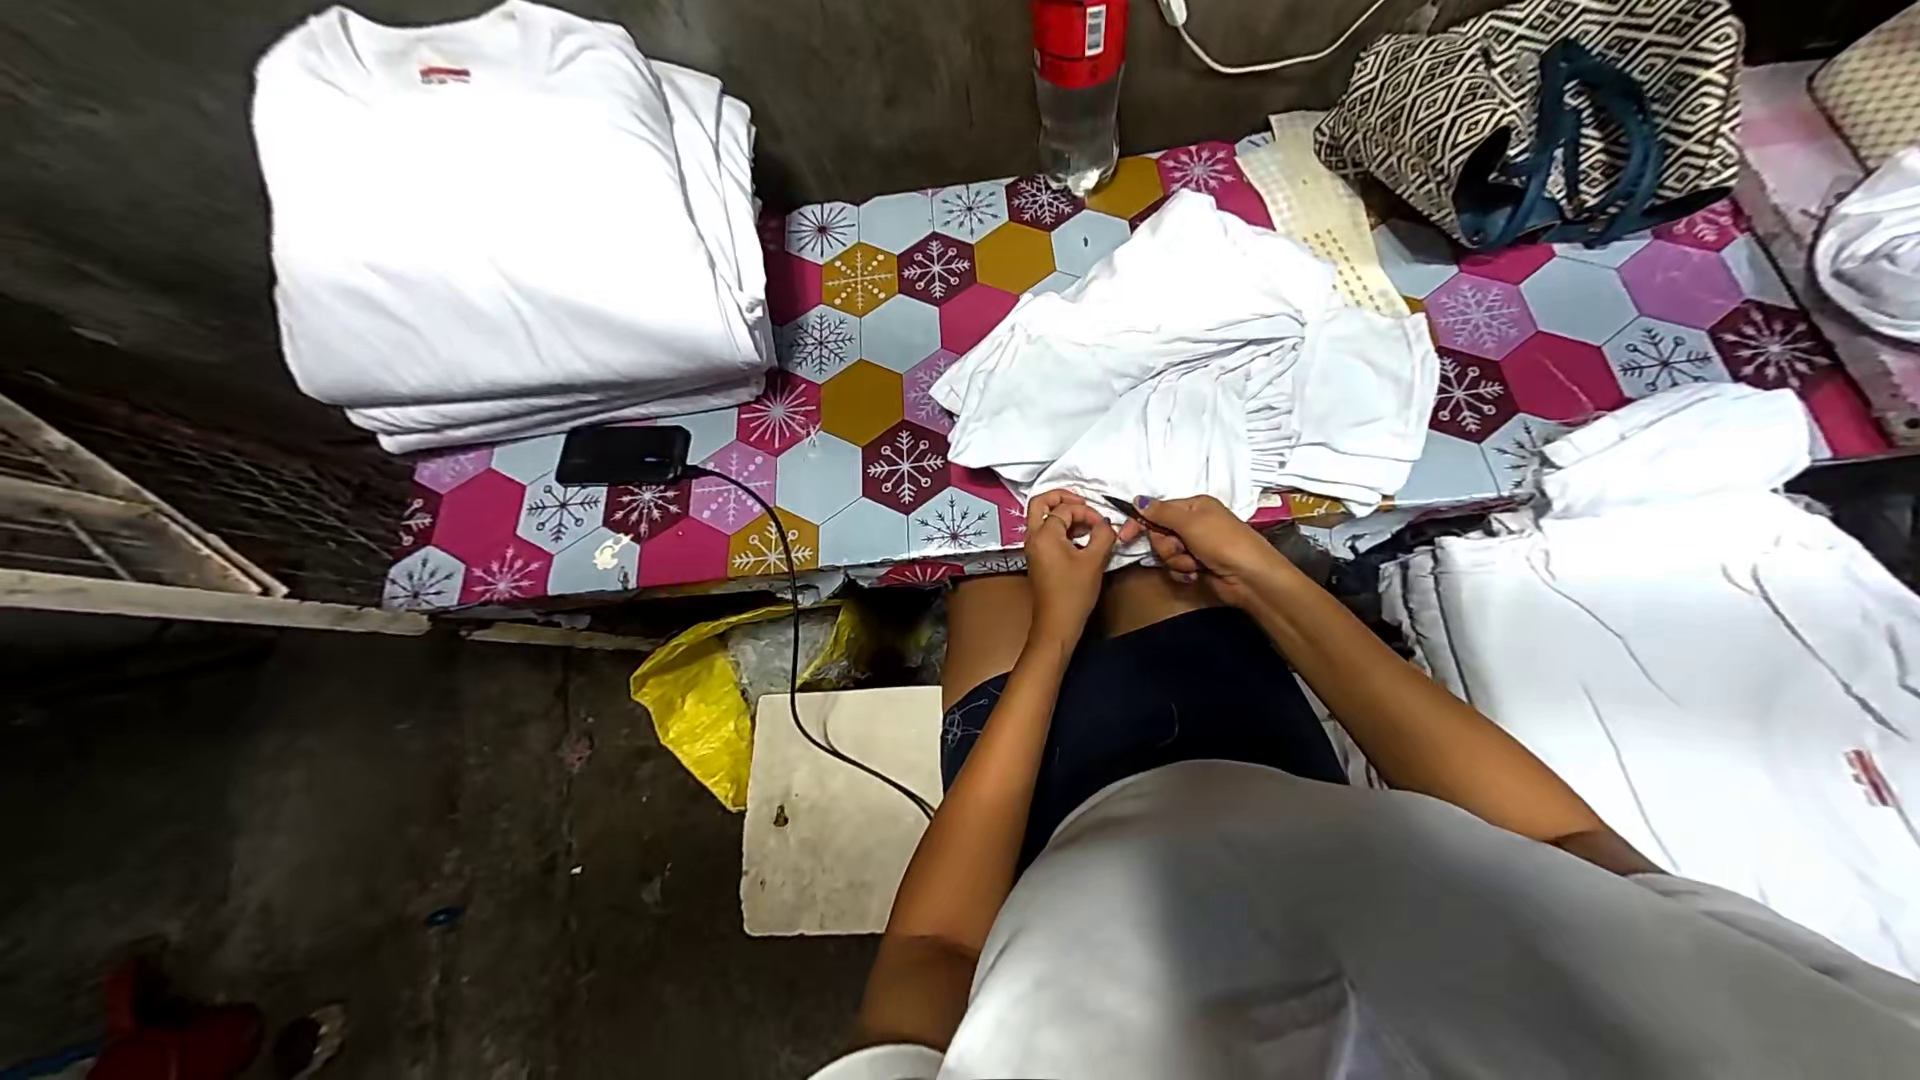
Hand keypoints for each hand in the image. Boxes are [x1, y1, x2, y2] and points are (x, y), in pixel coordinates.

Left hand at [1023, 489, 1116, 643]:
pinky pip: (1044, 531)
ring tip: (1086, 522)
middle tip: (1083, 502)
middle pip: (1040, 502)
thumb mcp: (1094, 560)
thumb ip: (1103, 535)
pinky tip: (1079, 536)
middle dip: (1062, 497)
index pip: (1064, 509)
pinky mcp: (1037, 557)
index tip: (1102, 524)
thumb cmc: (1074, 592)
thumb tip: (1106, 524)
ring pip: (1041, 517)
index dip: (1086, 511)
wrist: (1057, 623)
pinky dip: (1060, 526)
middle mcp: (1032, 537)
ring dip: (1062, 512)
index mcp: (1043, 534)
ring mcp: (1032, 547)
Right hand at [1117, 495, 1281, 607]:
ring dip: (1176, 560)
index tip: (1125, 536)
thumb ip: (1161, 512)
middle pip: (1159, 533)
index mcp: (1193, 506)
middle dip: (1166, 545)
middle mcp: (1193, 524)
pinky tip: (1196, 574)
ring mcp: (1195, 545)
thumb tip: (1137, 499)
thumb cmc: (1222, 542)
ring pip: (1165, 552)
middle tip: (1181, 548)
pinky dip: (1183, 571)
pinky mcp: (1196, 565)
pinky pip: (1174, 567)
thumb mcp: (1190, 522)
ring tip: (1194, 563)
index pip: (1157, 510)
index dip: (1140, 522)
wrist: (1249, 576)